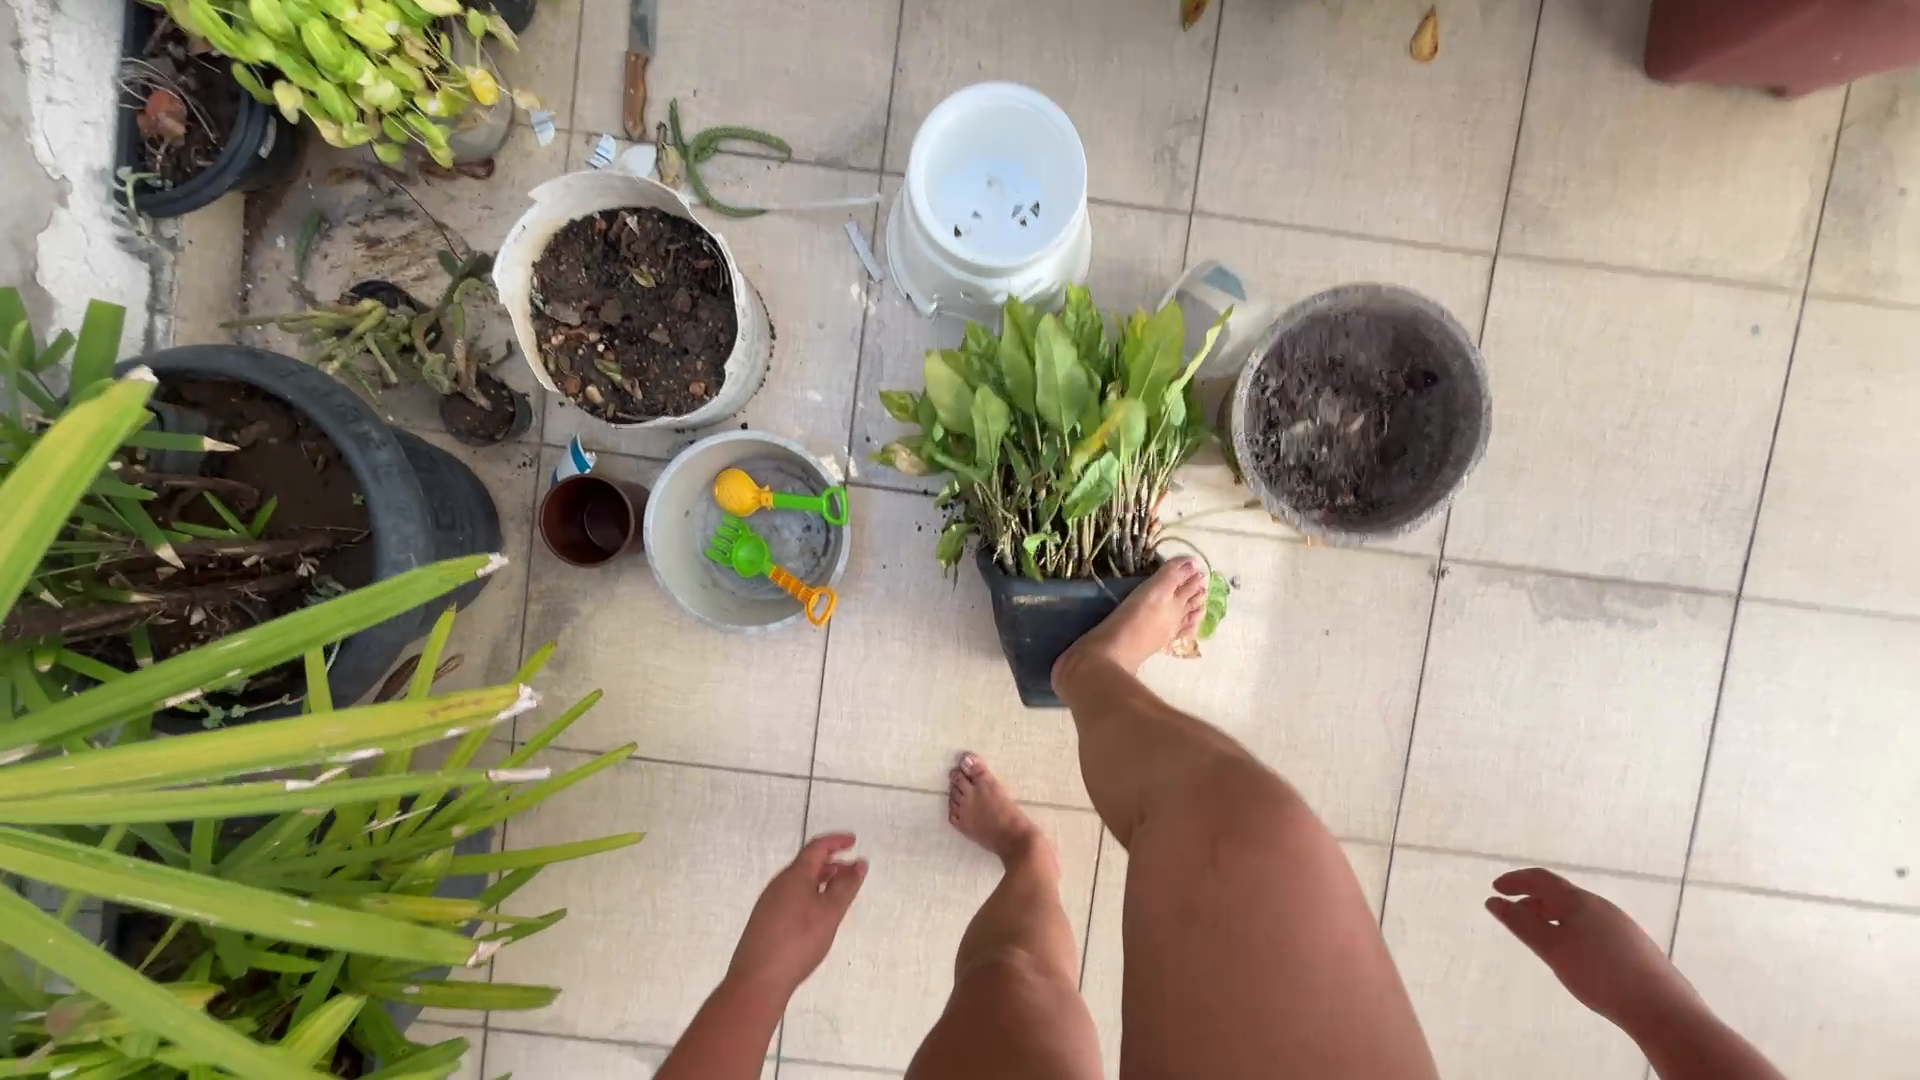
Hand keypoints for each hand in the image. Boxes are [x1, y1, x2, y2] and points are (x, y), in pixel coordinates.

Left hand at [727, 833, 867, 995]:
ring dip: (821, 880)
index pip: (817, 847)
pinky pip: (791, 897)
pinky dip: (809, 895)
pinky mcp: (764, 921)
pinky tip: (817, 915)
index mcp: (794, 875)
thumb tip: (859, 864)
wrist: (757, 980)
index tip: (853, 842)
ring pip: (799, 882)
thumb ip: (846, 886)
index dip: (837, 841)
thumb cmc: (798, 941)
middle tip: (851, 871)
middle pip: (807, 863)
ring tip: (838, 893)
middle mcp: (779, 884)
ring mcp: (769, 903)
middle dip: (832, 863)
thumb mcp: (830, 912)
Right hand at [1486, 867, 1697, 1027]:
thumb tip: (1493, 901)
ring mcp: (1624, 927)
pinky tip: (1577, 954)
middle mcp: (1602, 907)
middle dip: (1533, 900)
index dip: (1515, 880)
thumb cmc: (1599, 974)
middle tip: (1515, 914)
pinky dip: (1574, 930)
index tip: (1496, 889)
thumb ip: (1520, 923)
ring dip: (1554, 916)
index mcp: (1579, 901)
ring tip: (1543, 936)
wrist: (1666, 1012)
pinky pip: (1596, 927)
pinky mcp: (1638, 947)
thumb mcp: (1551, 949)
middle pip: (1561, 894)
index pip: (1540, 878)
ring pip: (1579, 912)